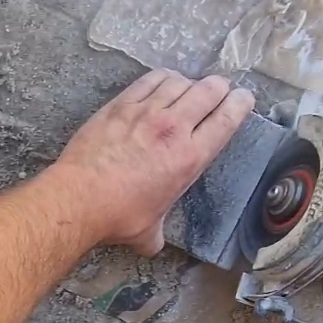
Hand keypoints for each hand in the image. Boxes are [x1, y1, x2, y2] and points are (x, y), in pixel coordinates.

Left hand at [45, 70, 254, 253]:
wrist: (79, 198)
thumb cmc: (118, 216)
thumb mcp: (149, 232)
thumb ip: (159, 234)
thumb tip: (153, 244)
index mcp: (190, 158)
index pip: (227, 119)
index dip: (240, 104)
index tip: (243, 99)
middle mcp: (174, 128)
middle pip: (209, 91)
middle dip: (219, 89)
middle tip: (219, 91)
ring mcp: (146, 112)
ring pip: (181, 81)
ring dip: (190, 83)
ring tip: (189, 88)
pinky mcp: (121, 105)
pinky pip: (151, 80)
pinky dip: (163, 78)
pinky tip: (163, 82)